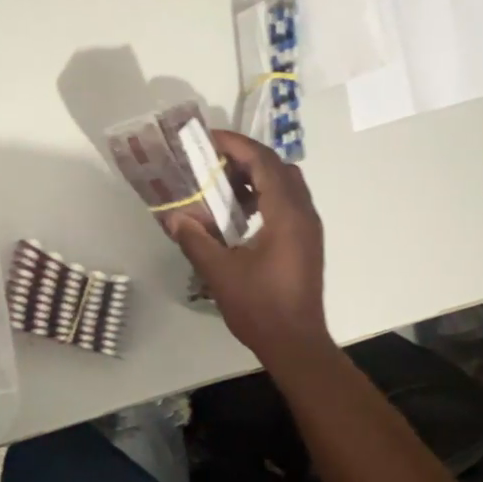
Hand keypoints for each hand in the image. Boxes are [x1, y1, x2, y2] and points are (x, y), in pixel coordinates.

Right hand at [169, 130, 334, 364]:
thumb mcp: (220, 273)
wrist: (295, 342)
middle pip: (278, 168)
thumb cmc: (260, 307)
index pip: (263, 162)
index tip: (208, 139)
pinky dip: (265, 198)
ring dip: (256, 178)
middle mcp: (304, 213)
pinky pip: (288, 205)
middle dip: (245, 158)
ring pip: (286, 185)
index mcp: (286, 214)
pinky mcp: (307, 244)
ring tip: (222, 186)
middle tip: (212, 162)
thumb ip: (196, 240)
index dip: (236, 145)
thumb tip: (173, 217)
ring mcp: (309, 229)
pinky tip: (239, 216)